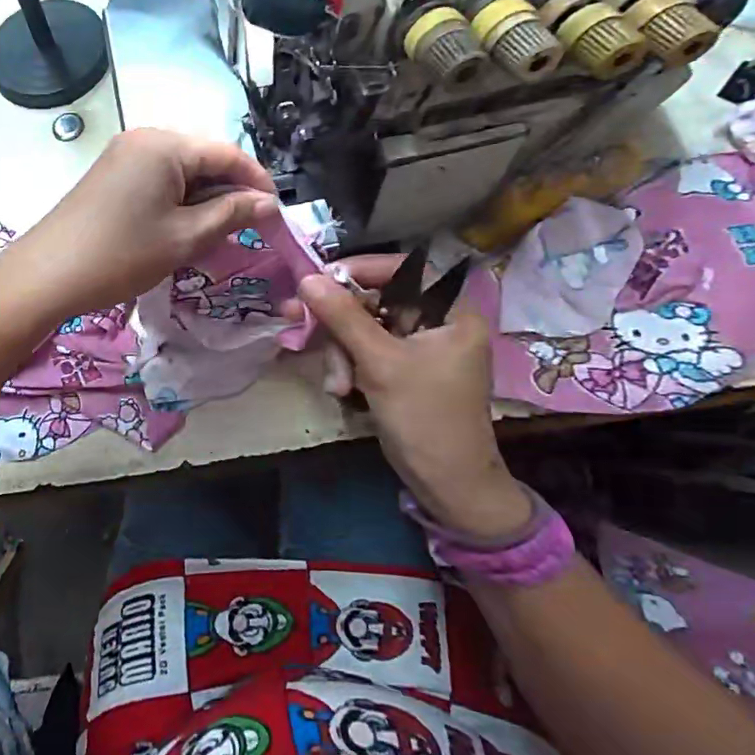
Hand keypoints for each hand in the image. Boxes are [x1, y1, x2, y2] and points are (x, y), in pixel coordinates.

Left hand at [0, 129, 278, 324]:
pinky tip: (186, 233)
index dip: (257, 181)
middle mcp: (144, 139)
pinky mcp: (111, 178)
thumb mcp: (185, 237)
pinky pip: (158, 184)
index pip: (228, 153)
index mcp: (165, 144)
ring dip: (204, 203)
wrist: (47, 275)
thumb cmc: (121, 254)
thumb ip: (231, 214)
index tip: (277, 214)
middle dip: (230, 194)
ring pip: (181, 175)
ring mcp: (123, 157)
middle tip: (249, 231)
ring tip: (219, 238)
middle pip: (204, 160)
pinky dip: (178, 206)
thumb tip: (267, 204)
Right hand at [296, 258, 531, 540]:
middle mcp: (438, 321)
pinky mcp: (405, 369)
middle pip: (377, 300)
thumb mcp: (380, 363)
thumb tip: (308, 279)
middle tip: (304, 329)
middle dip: (342, 325)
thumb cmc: (424, 418)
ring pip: (366, 328)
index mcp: (450, 311)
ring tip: (338, 386)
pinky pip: (369, 351)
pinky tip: (344, 391)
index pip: (403, 269)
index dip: (360, 270)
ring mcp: (420, 347)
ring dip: (342, 353)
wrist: (448, 485)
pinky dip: (351, 366)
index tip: (320, 280)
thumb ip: (344, 317)